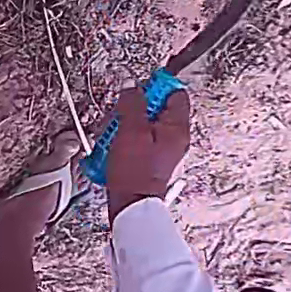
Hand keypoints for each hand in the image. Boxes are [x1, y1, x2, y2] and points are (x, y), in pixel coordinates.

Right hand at [105, 86, 191, 221]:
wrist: (131, 205)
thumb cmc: (135, 173)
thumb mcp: (131, 130)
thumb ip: (132, 104)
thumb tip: (132, 86)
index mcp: (176, 128)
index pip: (175, 93)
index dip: (157, 86)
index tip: (140, 86)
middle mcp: (174, 138)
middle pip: (157, 108)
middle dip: (135, 107)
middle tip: (122, 113)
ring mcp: (162, 149)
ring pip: (144, 123)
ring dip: (126, 123)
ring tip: (113, 132)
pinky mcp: (150, 159)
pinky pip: (138, 139)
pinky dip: (125, 138)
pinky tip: (113, 145)